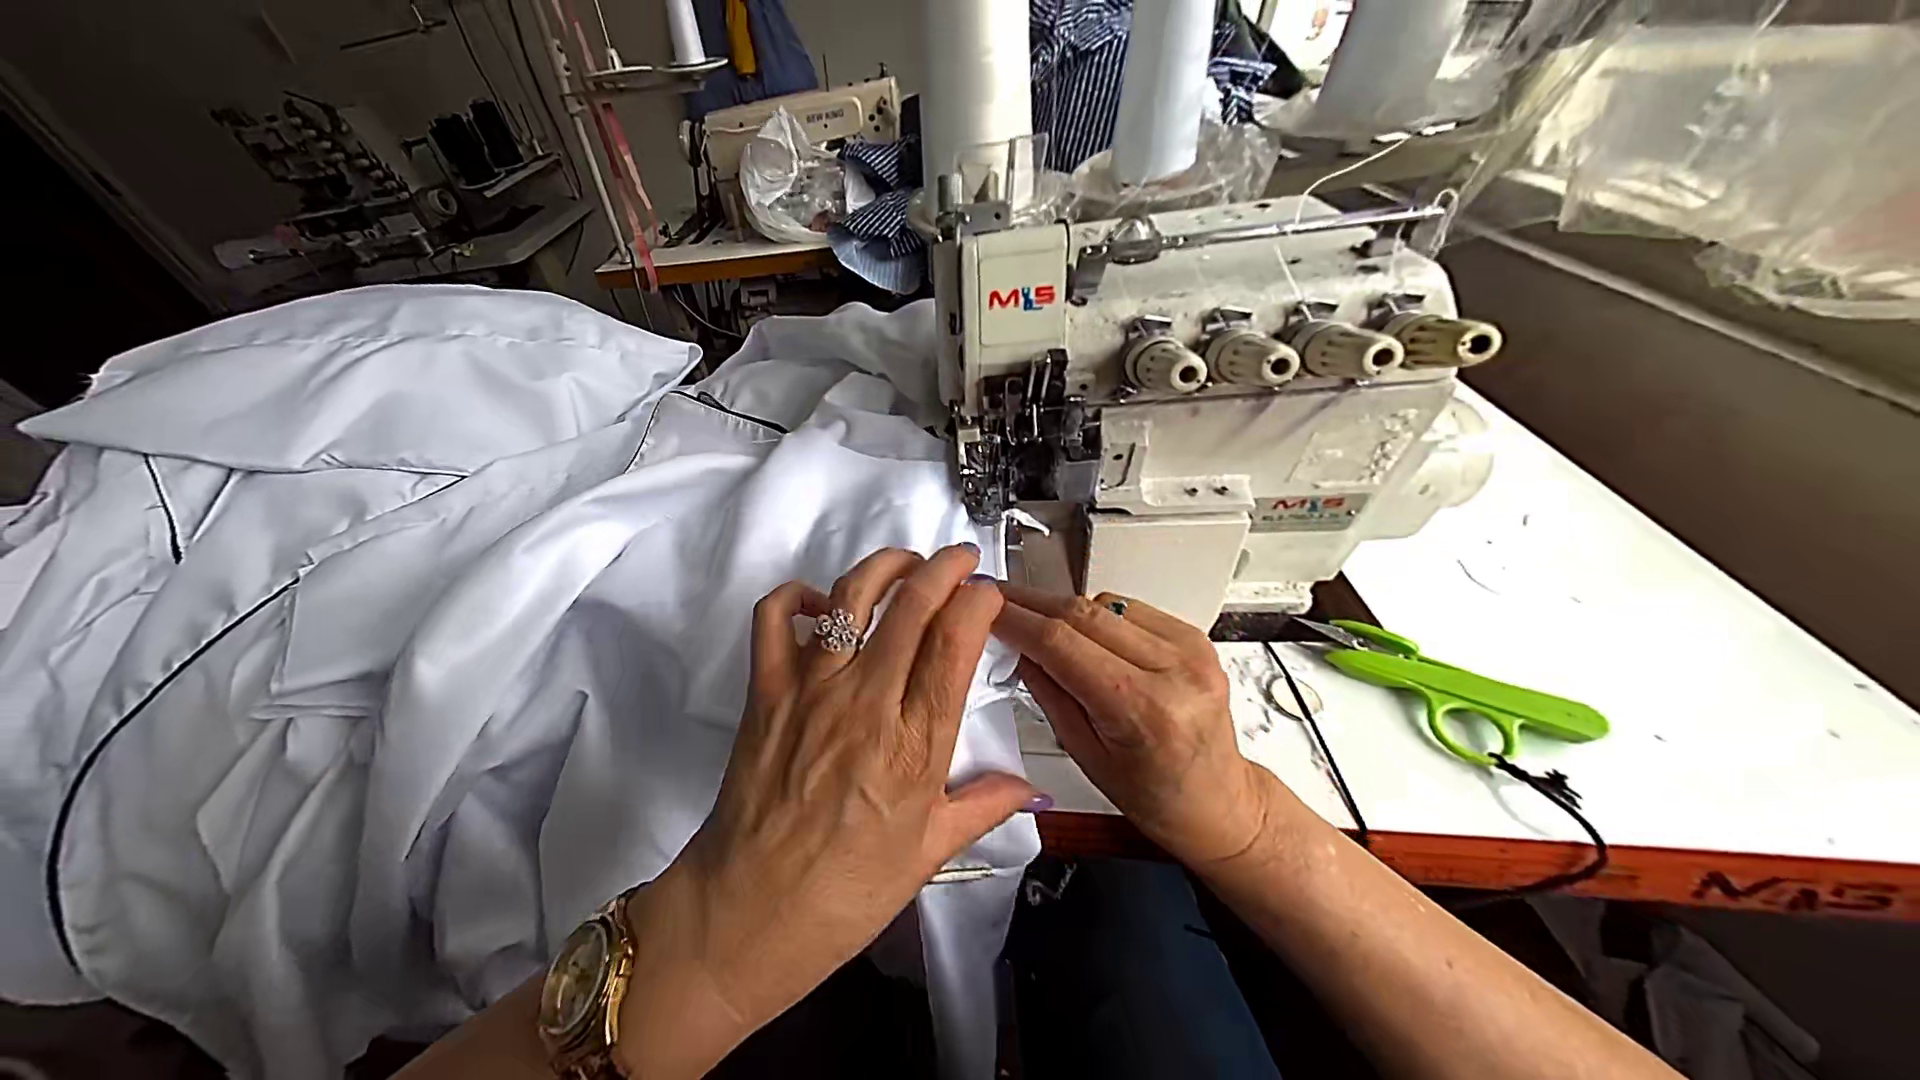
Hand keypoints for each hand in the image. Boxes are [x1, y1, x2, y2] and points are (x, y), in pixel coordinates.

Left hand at [615, 544, 1037, 1078]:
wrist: (746, 917)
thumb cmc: (846, 892)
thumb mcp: (930, 852)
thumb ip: (985, 805)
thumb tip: (1033, 789)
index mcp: (916, 743)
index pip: (956, 641)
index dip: (979, 600)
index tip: (988, 594)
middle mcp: (867, 703)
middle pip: (912, 604)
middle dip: (944, 565)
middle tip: (959, 559)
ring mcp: (810, 691)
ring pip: (849, 597)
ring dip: (884, 565)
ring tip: (905, 564)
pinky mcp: (765, 692)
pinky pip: (774, 618)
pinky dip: (796, 595)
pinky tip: (819, 602)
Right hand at [992, 586, 1285, 868]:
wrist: (1219, 801)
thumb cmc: (1160, 796)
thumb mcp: (1086, 756)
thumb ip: (1048, 693)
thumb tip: (1017, 646)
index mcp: (1143, 711)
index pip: (1060, 643)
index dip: (1016, 619)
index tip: (988, 609)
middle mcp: (1175, 672)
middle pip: (1081, 612)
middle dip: (1033, 603)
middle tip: (1002, 602)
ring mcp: (1191, 650)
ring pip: (1104, 603)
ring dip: (1064, 609)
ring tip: (1041, 625)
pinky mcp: (1196, 637)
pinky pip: (1130, 607)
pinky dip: (1099, 615)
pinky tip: (1088, 636)